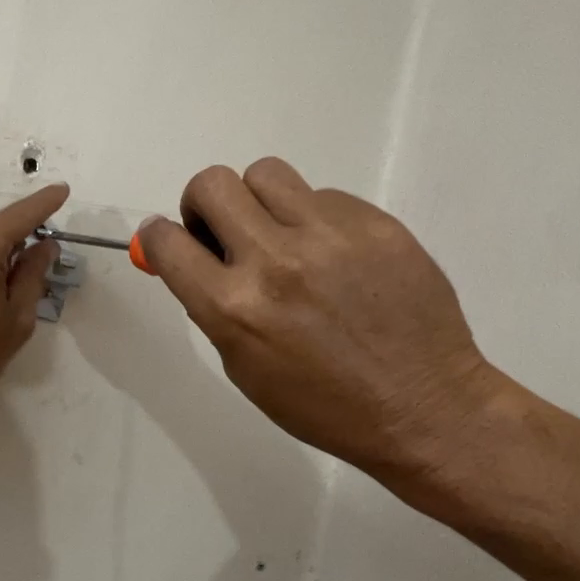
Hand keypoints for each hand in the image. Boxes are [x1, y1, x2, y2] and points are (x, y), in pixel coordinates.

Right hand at [135, 158, 503, 477]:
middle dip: (203, 206)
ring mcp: (329, 235)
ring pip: (266, 174)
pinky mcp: (375, 223)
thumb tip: (197, 260)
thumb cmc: (321, 404)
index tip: (170, 242)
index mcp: (234, 308)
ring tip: (281, 237)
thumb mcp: (244, 367)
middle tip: (225, 234)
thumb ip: (214, 307)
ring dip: (258, 202)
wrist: (420, 407)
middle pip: (212, 184)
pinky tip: (335, 258)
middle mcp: (275, 260)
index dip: (159, 237)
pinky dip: (314, 220)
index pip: (168, 241)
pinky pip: (323, 196)